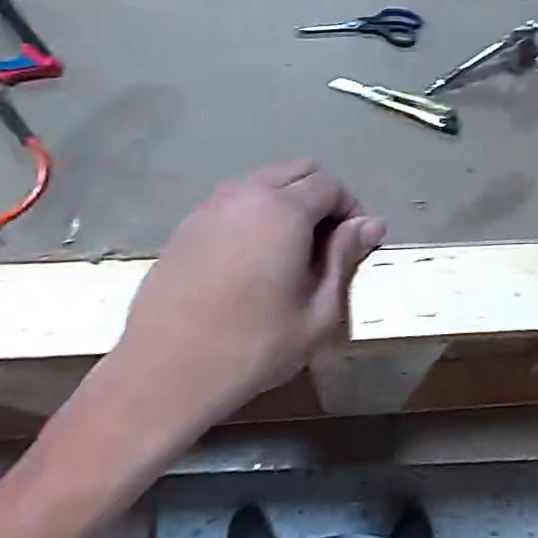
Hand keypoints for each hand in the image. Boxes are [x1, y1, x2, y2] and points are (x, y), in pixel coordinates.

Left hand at [107, 161, 386, 429]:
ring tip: (289, 253)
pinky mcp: (187, 224)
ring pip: (261, 182)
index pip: (329, 185)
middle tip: (326, 246)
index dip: (350, 209)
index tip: (354, 245)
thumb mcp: (317, 312)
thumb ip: (345, 259)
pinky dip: (253, 213)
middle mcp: (246, 193)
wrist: (166, 366)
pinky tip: (250, 258)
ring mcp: (211, 205)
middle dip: (320, 197)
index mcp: (283, 209)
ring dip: (285, 202)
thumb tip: (371, 223)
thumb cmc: (252, 345)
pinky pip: (232, 201)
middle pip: (296, 171)